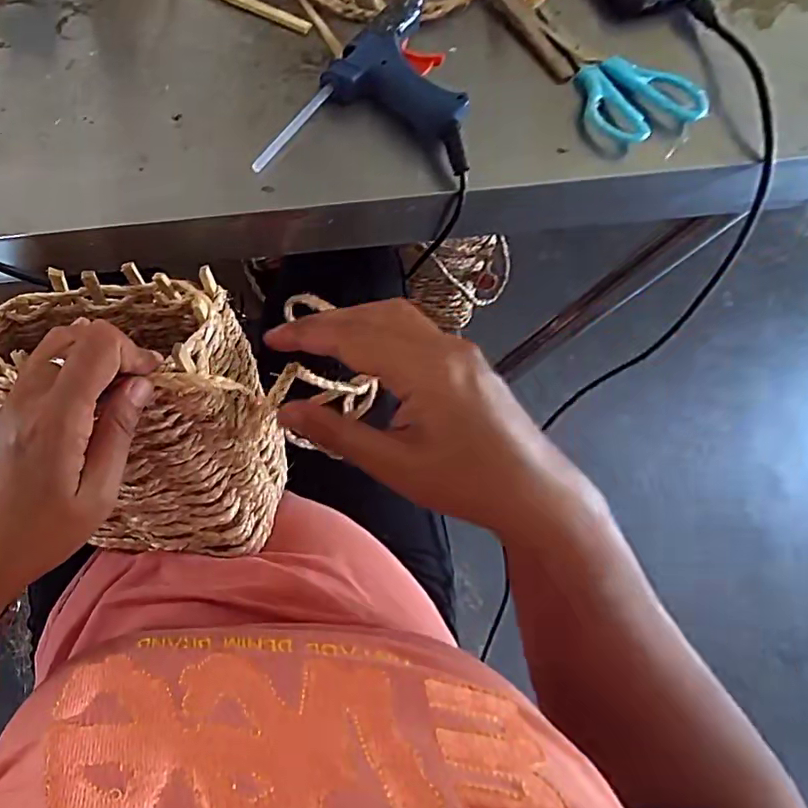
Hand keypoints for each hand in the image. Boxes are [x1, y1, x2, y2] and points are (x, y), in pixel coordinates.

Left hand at [0, 320, 158, 628]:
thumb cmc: (39, 536)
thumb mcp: (97, 495)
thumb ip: (119, 432)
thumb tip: (141, 387)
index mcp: (56, 417)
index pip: (97, 344)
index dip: (132, 351)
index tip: (150, 378)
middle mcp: (30, 397)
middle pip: (77, 334)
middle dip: (115, 350)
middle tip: (136, 386)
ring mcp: (13, 400)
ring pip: (57, 343)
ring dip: (92, 356)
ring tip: (115, 392)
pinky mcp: (6, 409)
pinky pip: (42, 365)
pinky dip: (72, 367)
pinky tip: (88, 403)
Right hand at [265, 299, 595, 540]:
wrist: (534, 492)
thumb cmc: (465, 483)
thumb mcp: (392, 464)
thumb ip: (335, 433)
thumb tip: (286, 411)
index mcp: (425, 368)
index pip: (353, 337)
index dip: (307, 335)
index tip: (273, 340)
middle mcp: (443, 347)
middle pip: (373, 315)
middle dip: (324, 321)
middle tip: (286, 337)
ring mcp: (459, 350)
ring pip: (395, 316)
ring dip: (352, 319)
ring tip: (317, 338)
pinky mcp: (466, 360)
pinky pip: (413, 329)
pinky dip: (377, 329)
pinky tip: (363, 350)